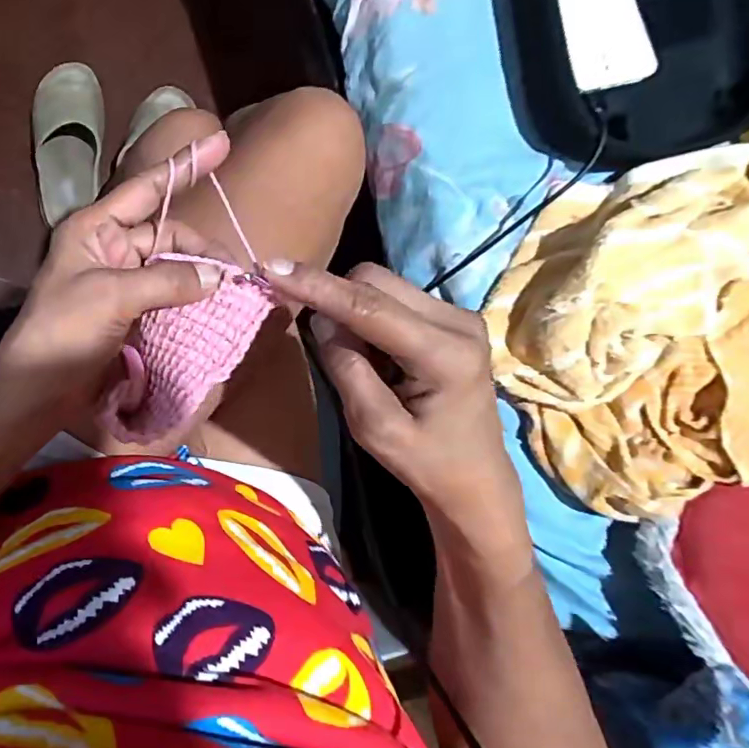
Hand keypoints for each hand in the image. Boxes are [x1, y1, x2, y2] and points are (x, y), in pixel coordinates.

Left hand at [0, 132, 231, 408]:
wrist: (39, 389)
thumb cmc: (63, 331)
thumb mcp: (113, 296)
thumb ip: (168, 280)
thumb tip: (218, 276)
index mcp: (93, 229)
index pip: (145, 189)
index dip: (183, 166)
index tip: (221, 143)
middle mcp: (107, 248)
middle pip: (165, 233)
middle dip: (200, 246)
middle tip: (235, 271)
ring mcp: (118, 281)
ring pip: (170, 265)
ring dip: (199, 274)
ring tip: (233, 289)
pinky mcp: (128, 311)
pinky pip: (166, 294)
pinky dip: (189, 297)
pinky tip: (215, 304)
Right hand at [267, 261, 528, 561]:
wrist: (474, 479)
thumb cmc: (425, 462)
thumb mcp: (374, 427)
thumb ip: (346, 369)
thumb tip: (322, 321)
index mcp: (443, 353)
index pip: (368, 306)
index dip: (317, 286)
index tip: (273, 268)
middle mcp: (457, 321)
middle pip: (374, 280)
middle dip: (333, 298)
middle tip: (322, 344)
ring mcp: (456, 316)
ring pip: (380, 285)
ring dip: (348, 309)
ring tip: (354, 358)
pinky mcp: (447, 319)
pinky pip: (390, 297)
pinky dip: (364, 315)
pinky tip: (371, 353)